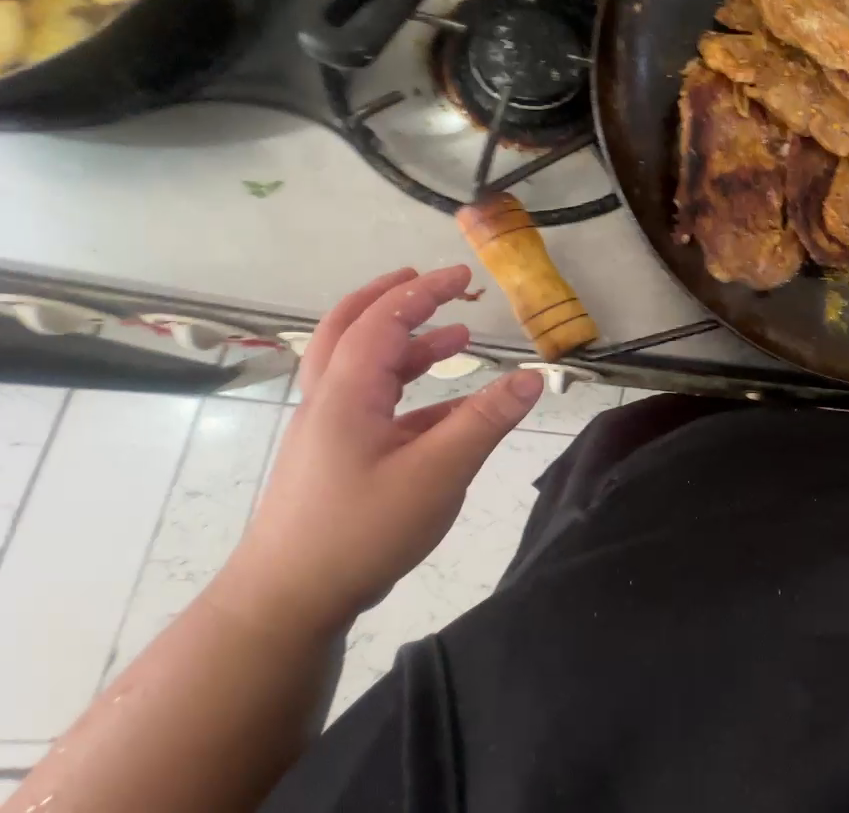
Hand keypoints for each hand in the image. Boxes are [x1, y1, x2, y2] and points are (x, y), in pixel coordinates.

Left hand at [213, 266, 543, 634]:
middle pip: (349, 331)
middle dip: (394, 300)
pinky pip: (378, 406)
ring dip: (407, 344)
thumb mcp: (437, 473)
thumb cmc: (361, 529)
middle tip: (435, 283)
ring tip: (457, 337)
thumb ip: (486, 420)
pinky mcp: (340, 459)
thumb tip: (533, 377)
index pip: (382, 323)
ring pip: (363, 368)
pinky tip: (454, 407)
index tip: (464, 276)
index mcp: (347, 395)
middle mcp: (331, 403)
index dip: (423, 293)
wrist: (288, 599)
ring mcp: (331, 432)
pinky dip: (415, 389)